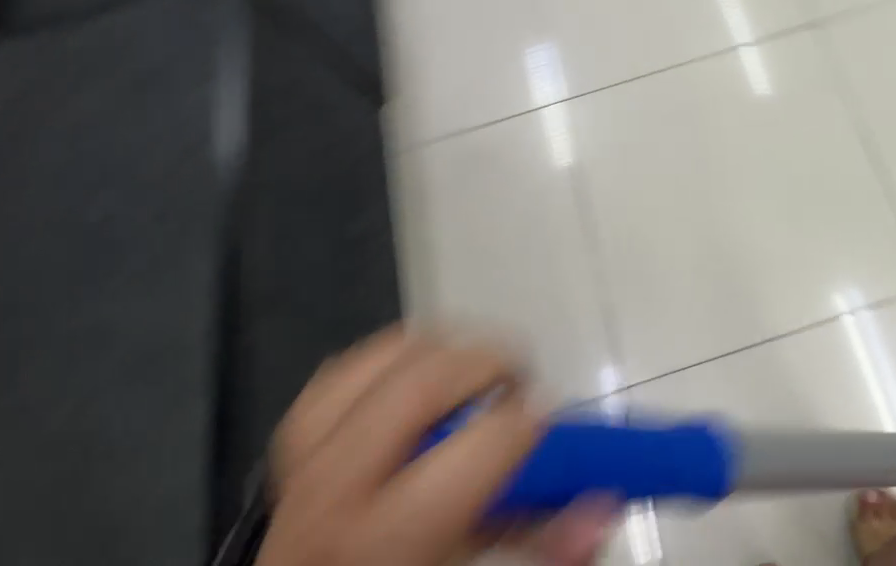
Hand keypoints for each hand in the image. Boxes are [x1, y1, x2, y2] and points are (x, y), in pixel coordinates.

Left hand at [257, 327, 616, 565]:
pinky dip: (393, 358)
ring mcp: (305, 458)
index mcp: (388, 539)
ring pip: (383, 359)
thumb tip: (602, 507)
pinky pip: (346, 366)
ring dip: (442, 352)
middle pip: (423, 384)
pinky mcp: (294, 434)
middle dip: (487, 362)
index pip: (475, 446)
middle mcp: (336, 490)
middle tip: (518, 384)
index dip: (525, 420)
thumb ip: (541, 543)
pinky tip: (420, 382)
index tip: (547, 417)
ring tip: (472, 380)